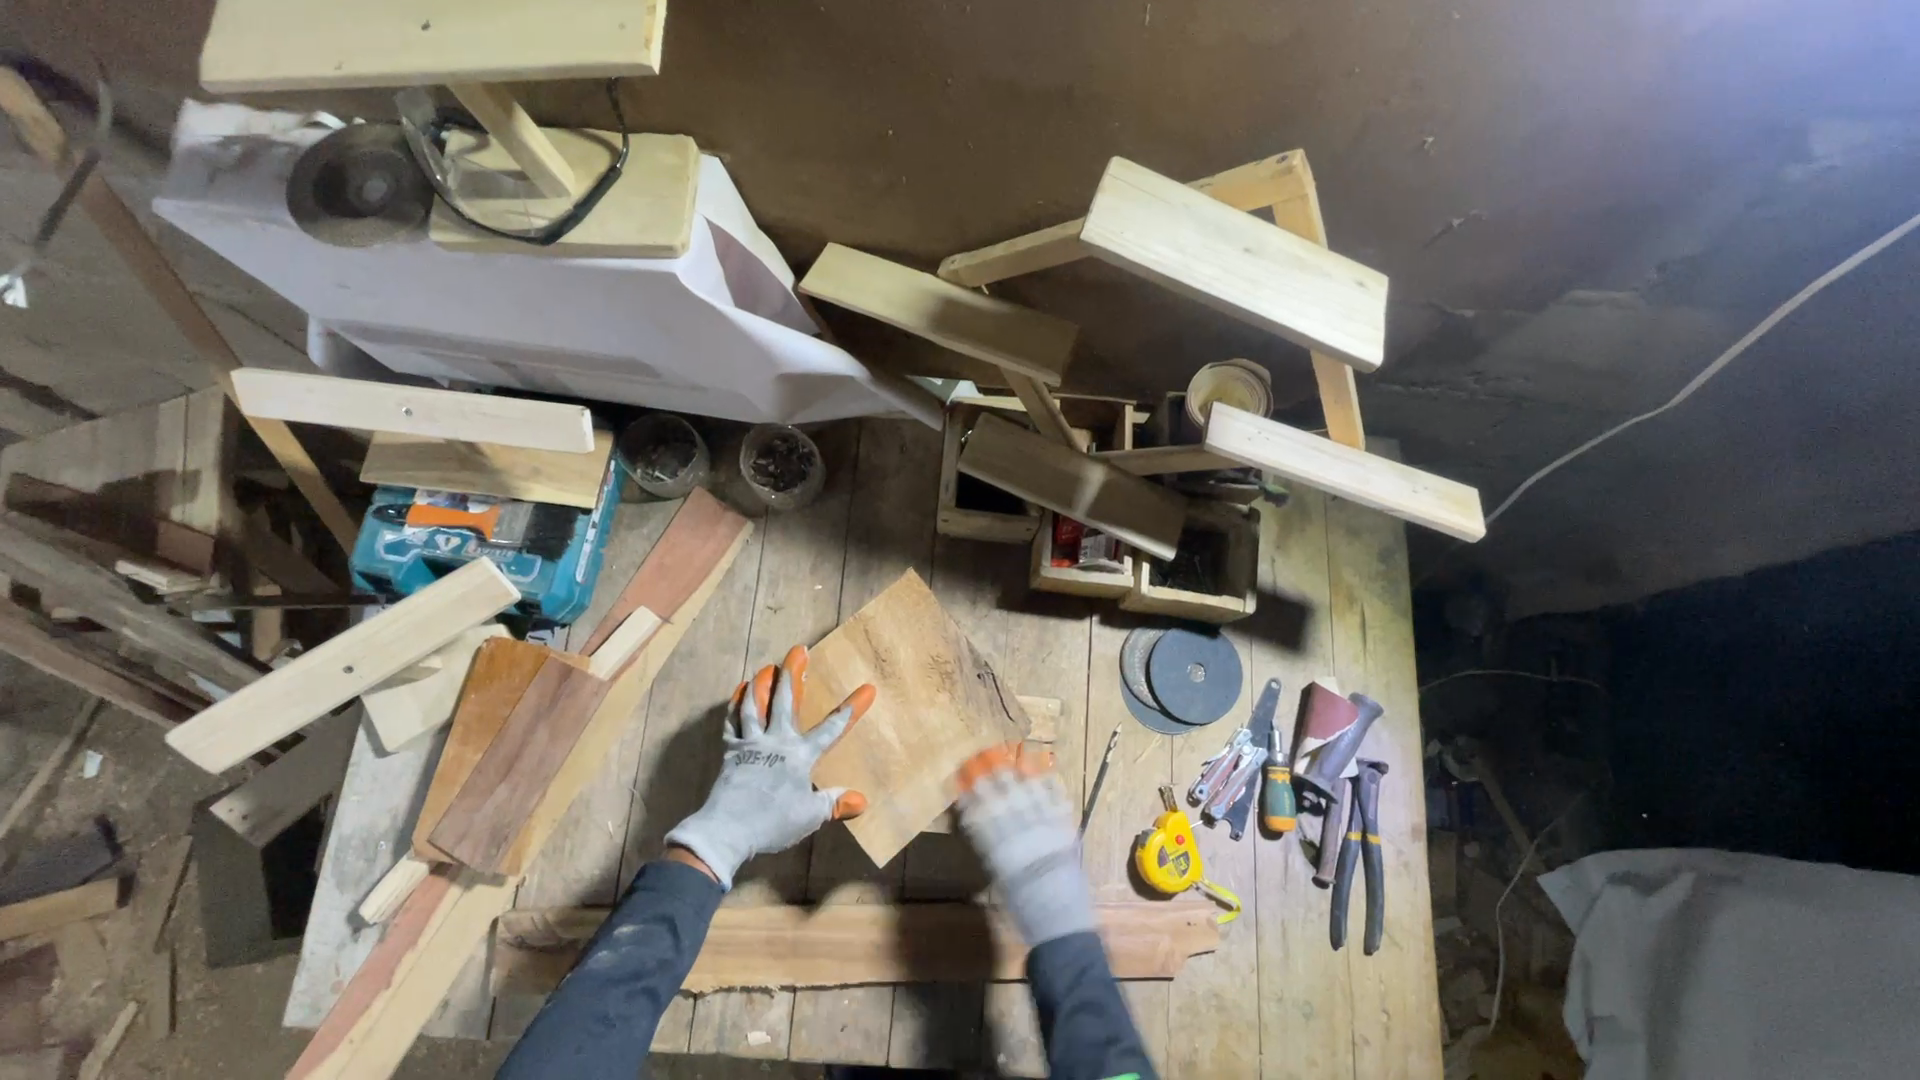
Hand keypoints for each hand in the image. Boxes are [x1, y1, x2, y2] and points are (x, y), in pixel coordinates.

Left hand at [664, 646, 873, 889]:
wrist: (726, 830)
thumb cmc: (772, 823)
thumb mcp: (810, 816)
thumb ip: (834, 803)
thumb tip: (862, 801)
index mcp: (800, 756)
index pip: (832, 728)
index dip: (852, 707)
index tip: (868, 688)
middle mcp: (776, 741)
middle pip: (786, 701)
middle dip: (794, 674)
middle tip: (798, 650)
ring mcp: (751, 743)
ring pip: (756, 705)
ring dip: (762, 683)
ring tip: (767, 666)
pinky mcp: (730, 751)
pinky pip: (733, 721)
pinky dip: (736, 704)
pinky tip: (739, 691)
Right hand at [954, 742, 1097, 946]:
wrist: (1063, 924)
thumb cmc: (1026, 910)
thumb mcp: (1002, 881)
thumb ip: (993, 852)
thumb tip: (981, 826)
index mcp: (1001, 850)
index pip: (981, 815)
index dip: (972, 796)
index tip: (963, 779)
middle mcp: (1022, 835)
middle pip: (1005, 798)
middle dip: (994, 777)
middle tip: (986, 758)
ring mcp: (1046, 831)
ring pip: (1031, 794)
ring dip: (1022, 774)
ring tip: (1015, 757)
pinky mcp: (1067, 832)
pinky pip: (1058, 803)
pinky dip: (1053, 788)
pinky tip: (1047, 775)